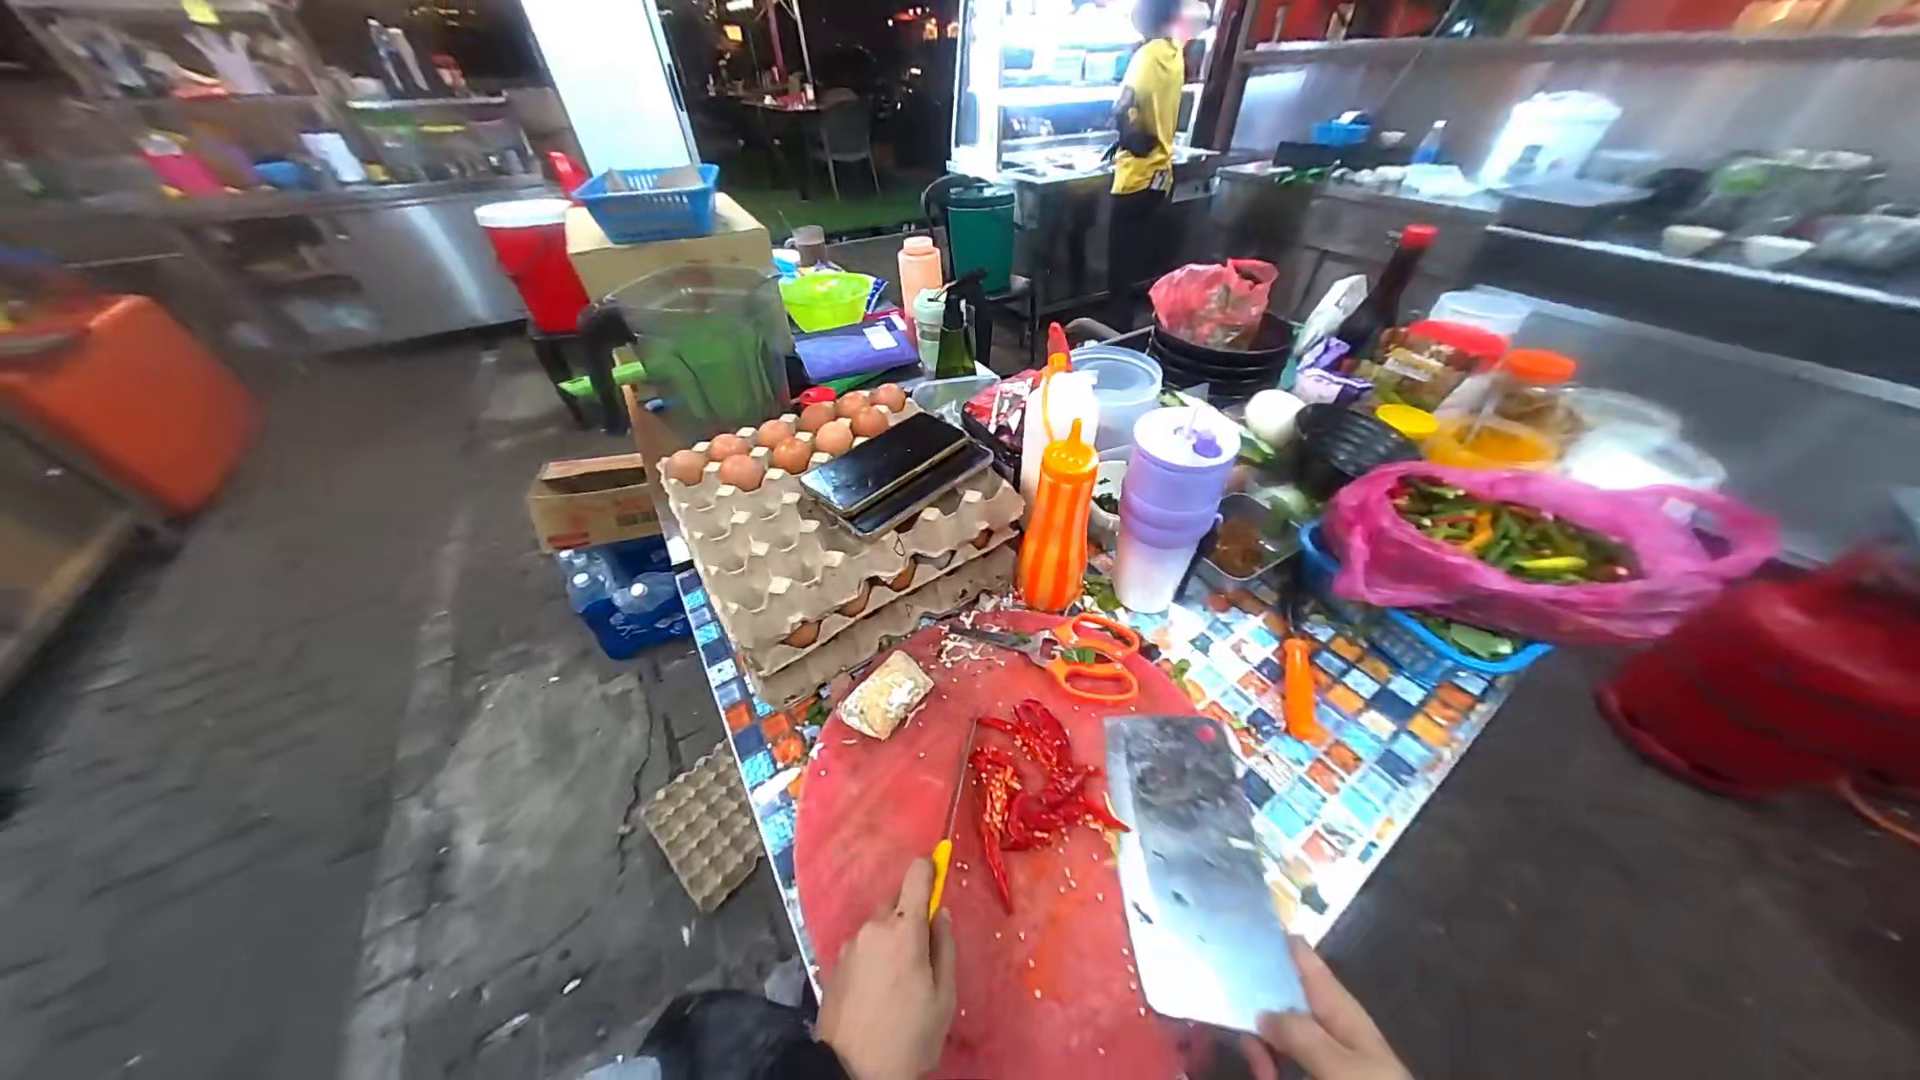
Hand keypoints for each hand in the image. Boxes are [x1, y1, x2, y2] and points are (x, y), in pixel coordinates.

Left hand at [816, 858, 957, 1079]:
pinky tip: (877, 990)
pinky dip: (873, 956)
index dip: (928, 868)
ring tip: (897, 981)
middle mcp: (874, 927)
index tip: (937, 870)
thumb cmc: (908, 1038)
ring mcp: (851, 944)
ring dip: (890, 938)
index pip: (916, 875)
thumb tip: (940, 912)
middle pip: (897, 902)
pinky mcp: (835, 964)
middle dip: (910, 916)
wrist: (850, 1076)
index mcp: (905, 930)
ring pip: (878, 926)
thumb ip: (945, 947)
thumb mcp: (943, 998)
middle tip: (920, 954)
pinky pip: (862, 946)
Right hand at [1241, 937, 1410, 1079]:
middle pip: (1280, 993)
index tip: (1233, 926)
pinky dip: (1268, 1066)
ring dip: (1258, 1042)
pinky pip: (1282, 1063)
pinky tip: (1262, 1073)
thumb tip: (1261, 1011)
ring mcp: (1322, 1056)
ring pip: (1276, 1031)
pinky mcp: (1315, 1077)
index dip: (1269, 937)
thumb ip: (1300, 1033)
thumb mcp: (1341, 1067)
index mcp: (1339, 1007)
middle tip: (1232, 1015)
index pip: (1301, 956)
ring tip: (1256, 1064)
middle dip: (1254, 1000)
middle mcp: (1328, 1024)